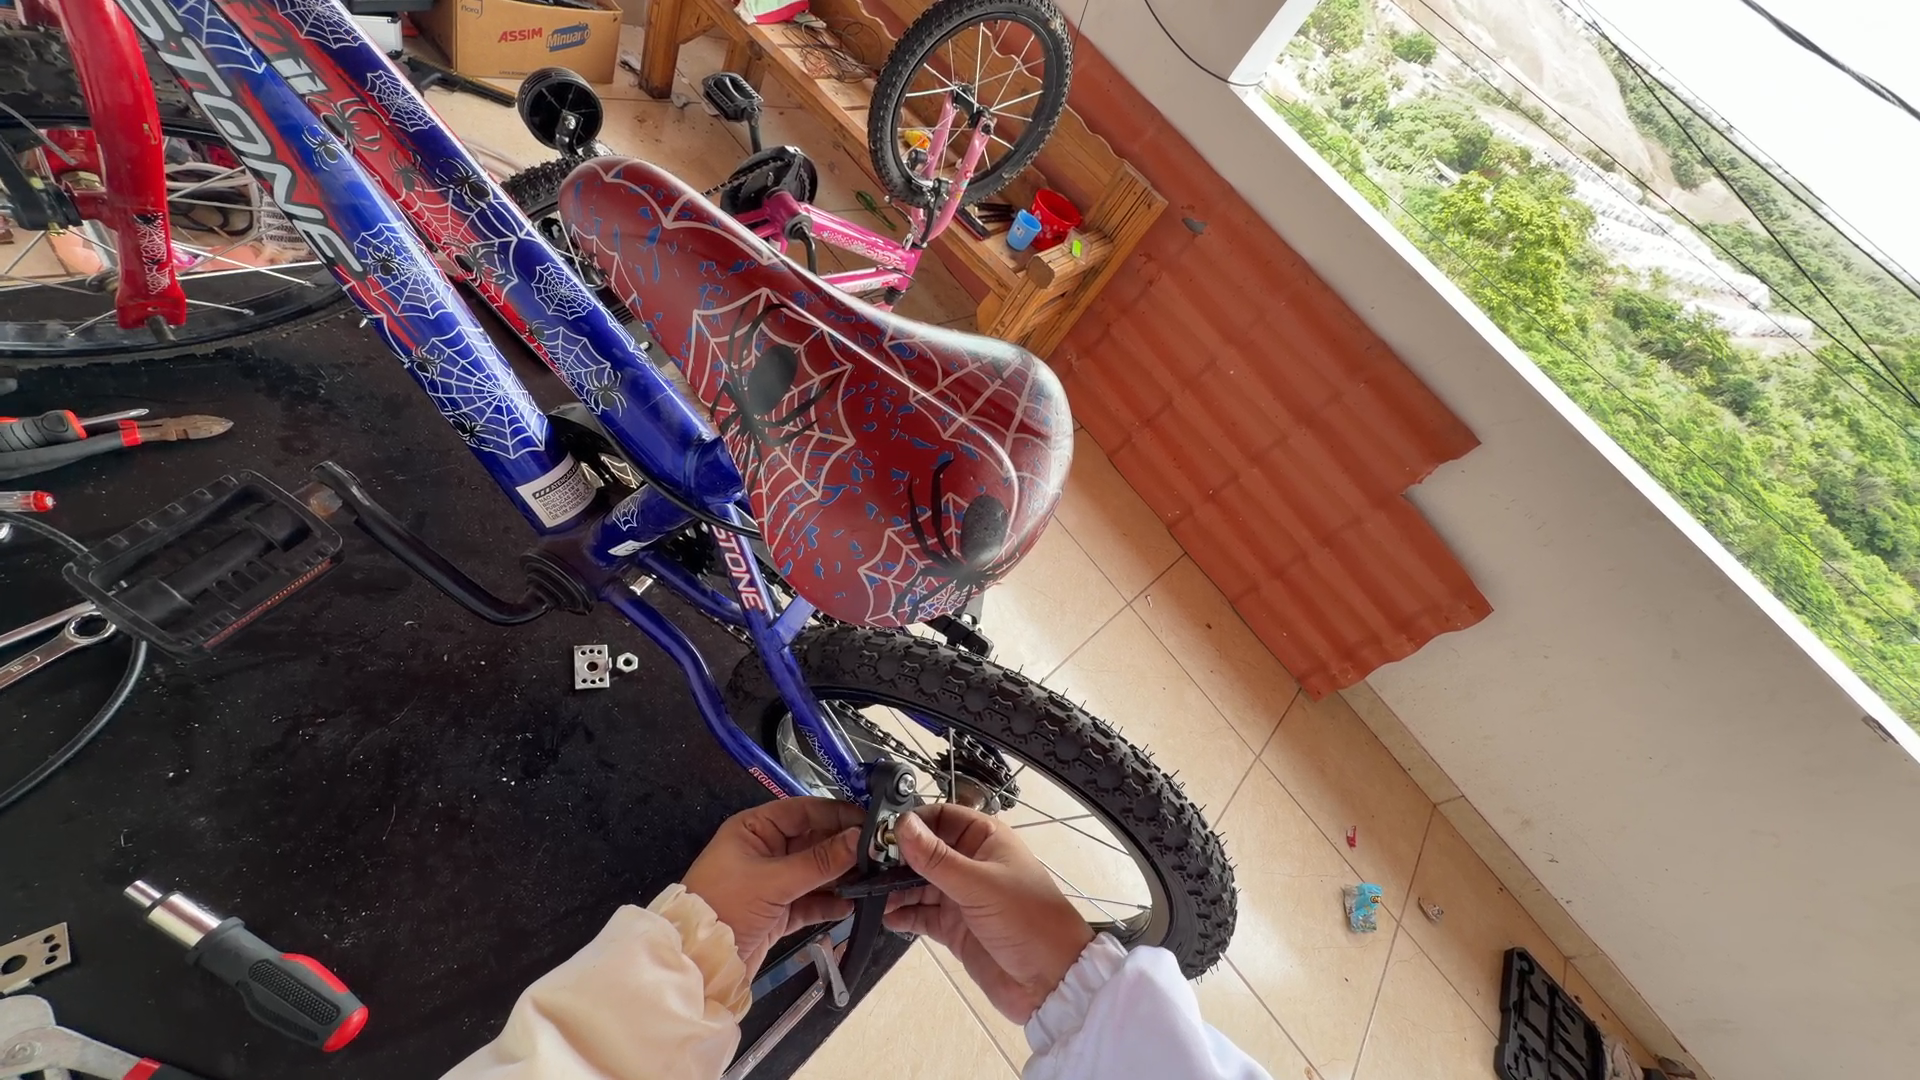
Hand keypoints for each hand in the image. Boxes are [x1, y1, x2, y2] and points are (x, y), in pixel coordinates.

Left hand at [682, 797, 863, 973]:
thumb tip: (861, 839)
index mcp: (756, 828)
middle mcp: (765, 849)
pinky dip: (828, 903)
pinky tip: (850, 906)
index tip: (870, 821)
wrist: (696, 968)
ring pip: (815, 872)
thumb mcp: (774, 881)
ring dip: (840, 877)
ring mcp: (772, 881)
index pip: (805, 810)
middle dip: (844, 848)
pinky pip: (810, 900)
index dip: (837, 814)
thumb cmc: (726, 907)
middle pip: (814, 841)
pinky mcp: (777, 911)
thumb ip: (821, 861)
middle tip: (878, 853)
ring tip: (871, 879)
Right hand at [883, 803, 1093, 1022]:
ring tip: (867, 893)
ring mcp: (961, 895)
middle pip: (925, 851)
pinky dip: (903, 914)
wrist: (1052, 983)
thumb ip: (936, 858)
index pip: (940, 817)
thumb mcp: (979, 884)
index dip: (911, 823)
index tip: (878, 833)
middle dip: (897, 858)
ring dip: (895, 888)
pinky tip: (884, 916)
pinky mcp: (954, 927)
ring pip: (919, 884)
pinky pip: (921, 915)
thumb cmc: (1026, 919)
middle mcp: (970, 862)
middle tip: (863, 866)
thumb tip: (901, 825)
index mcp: (984, 838)